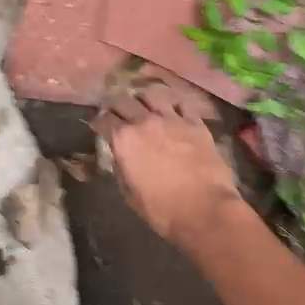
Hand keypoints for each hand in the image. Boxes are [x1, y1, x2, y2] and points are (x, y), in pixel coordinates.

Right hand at [92, 77, 242, 250]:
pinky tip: (172, 110)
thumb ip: (120, 168)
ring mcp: (171, 118)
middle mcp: (144, 121)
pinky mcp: (195, 122)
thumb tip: (119, 155)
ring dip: (143, 99)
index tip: (98, 125)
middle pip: (123, 100)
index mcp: (124, 139)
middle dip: (116, 105)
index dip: (98, 122)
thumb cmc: (163, 210)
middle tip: (117, 112)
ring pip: (151, 94)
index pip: (103, 120)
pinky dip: (173, 105)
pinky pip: (181, 103)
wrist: (206, 210)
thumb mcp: (130, 194)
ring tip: (144, 105)